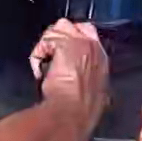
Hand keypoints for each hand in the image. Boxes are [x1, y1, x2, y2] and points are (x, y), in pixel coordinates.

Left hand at [28, 19, 108, 140]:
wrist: (70, 114)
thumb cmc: (79, 111)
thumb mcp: (92, 93)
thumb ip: (88, 77)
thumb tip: (80, 77)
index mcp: (102, 60)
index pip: (88, 32)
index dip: (71, 39)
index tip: (59, 54)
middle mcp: (95, 47)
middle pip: (70, 27)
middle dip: (57, 39)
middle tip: (48, 57)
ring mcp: (81, 43)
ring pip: (58, 29)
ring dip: (47, 45)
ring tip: (43, 65)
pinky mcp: (65, 44)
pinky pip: (47, 40)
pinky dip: (38, 54)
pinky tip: (39, 71)